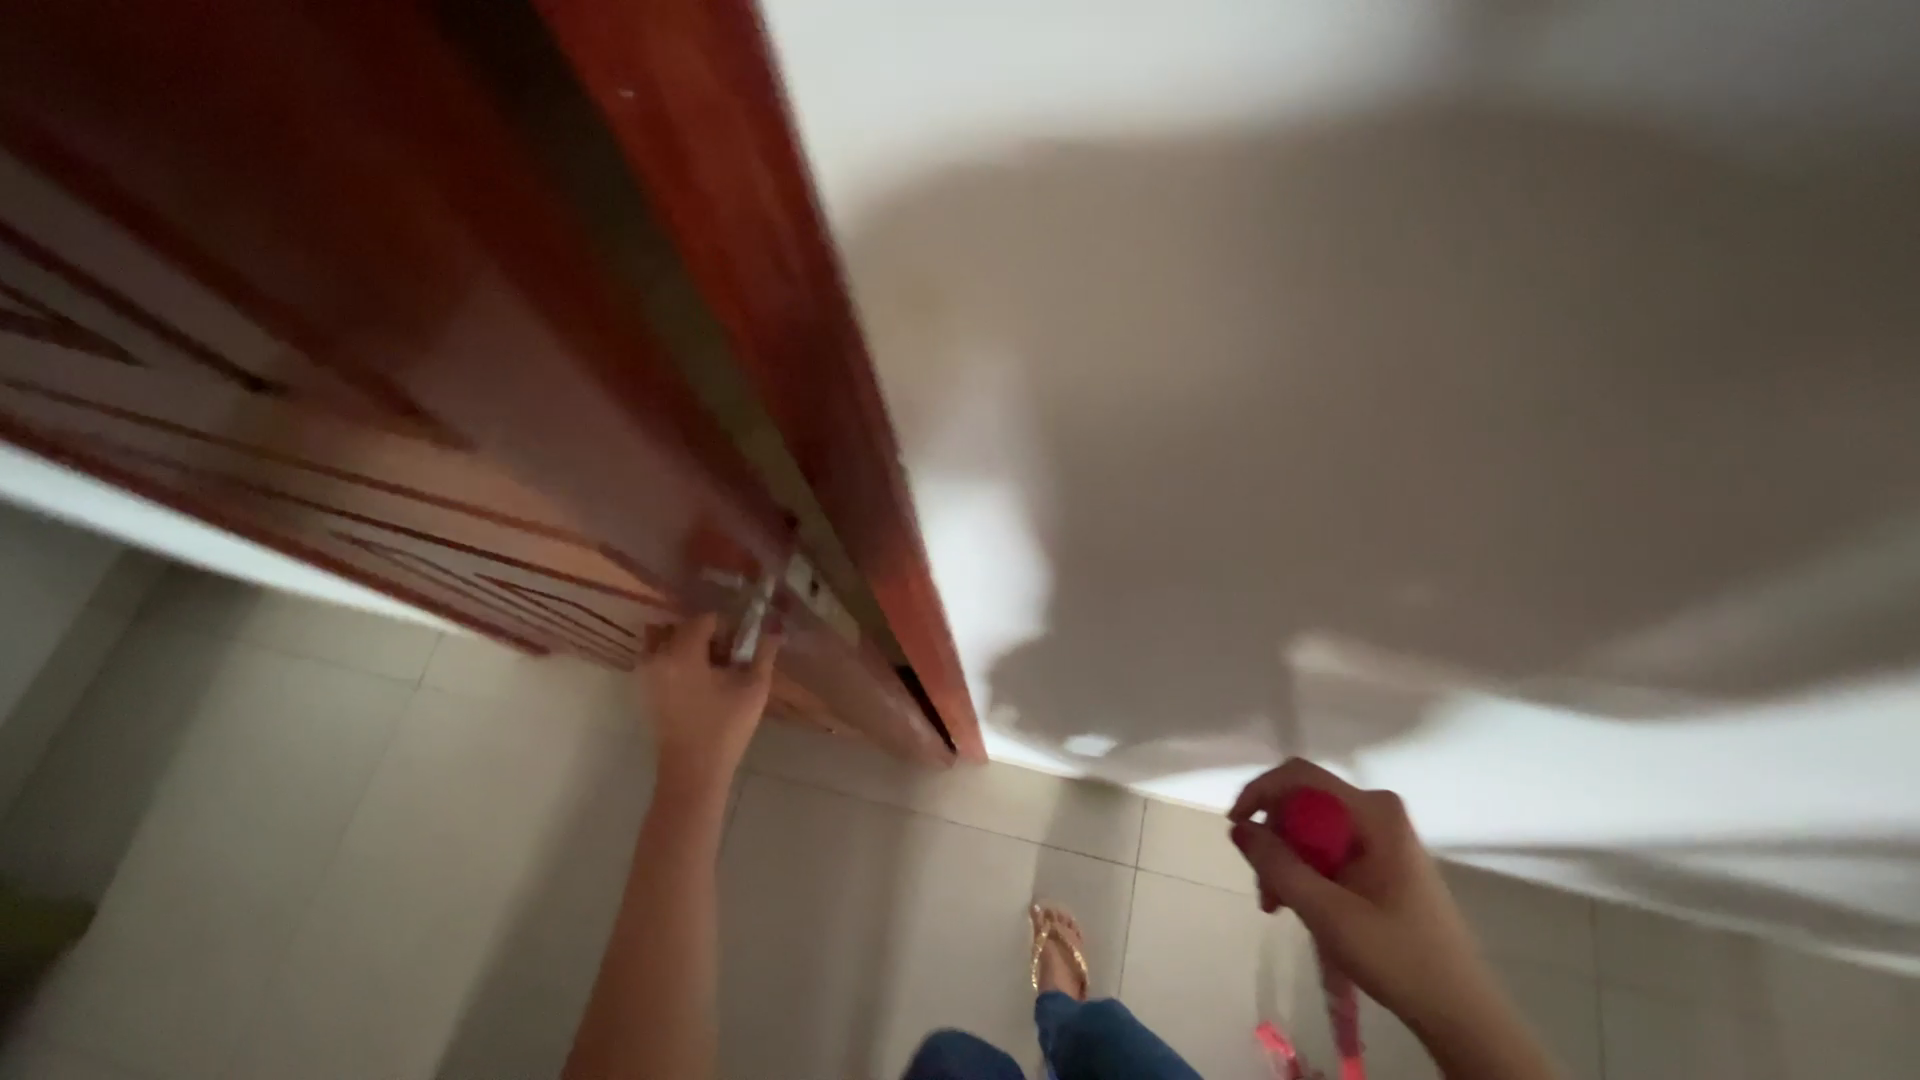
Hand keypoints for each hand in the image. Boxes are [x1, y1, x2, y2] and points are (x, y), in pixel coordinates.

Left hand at [641, 613, 779, 791]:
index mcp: (682, 653)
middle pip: (682, 627)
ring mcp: (645, 674)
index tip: (742, 645)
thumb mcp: (754, 688)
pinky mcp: (643, 689)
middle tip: (728, 656)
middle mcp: (656, 657)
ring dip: (687, 644)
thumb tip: (773, 630)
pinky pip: (657, 658)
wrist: (694, 771)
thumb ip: (763, 653)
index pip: (705, 619)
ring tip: (711, 667)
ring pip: (664, 640)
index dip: (727, 627)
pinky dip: (675, 658)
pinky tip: (698, 681)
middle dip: (707, 634)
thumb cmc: (726, 728)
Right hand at [1228, 759, 1500, 1031]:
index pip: (1299, 776)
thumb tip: (1239, 828)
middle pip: (1302, 803)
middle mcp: (1378, 811)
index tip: (1235, 830)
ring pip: (1310, 827)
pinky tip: (1301, 905)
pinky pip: (1327, 845)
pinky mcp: (1382, 857)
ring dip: (1286, 862)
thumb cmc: (1397, 957)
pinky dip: (1305, 870)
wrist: (1458, 1009)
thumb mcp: (1326, 912)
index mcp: (1373, 813)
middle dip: (1273, 841)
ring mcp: (1382, 834)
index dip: (1259, 794)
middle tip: (1264, 892)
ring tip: (1278, 906)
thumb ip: (1277, 865)